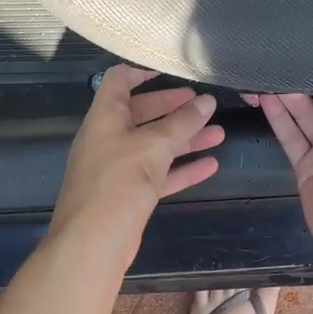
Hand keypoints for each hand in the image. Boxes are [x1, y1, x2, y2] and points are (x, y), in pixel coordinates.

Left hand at [54, 65, 224, 236]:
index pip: (118, 81)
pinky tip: (210, 165)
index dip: (142, 72)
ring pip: (155, 146)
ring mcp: (118, 169)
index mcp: (105, 118)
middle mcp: (108, 139)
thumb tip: (207, 102)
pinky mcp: (129, 195)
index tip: (171, 71)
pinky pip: (159, 175)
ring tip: (218, 133)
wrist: (93, 242)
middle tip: (203, 104)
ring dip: (185, 139)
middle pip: (141, 114)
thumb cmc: (119, 182)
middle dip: (173, 108)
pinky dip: (182, 169)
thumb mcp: (154, 146)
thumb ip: (182, 123)